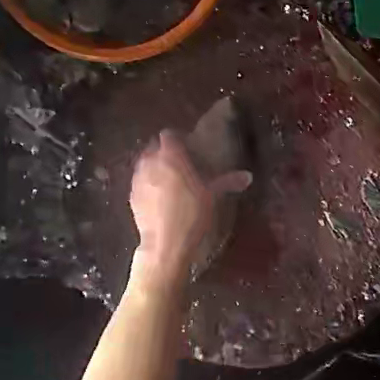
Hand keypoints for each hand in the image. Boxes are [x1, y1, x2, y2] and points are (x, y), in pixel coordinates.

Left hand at [130, 131, 251, 280]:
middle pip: (155, 147)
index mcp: (171, 157)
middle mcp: (150, 162)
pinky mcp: (131, 196)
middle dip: (165, 152)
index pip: (170, 135)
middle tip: (181, 164)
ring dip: (155, 167)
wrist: (164, 244)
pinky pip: (140, 181)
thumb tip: (248, 176)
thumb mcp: (213, 196)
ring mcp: (138, 179)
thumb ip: (229, 181)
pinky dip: (148, 183)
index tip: (189, 148)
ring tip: (170, 180)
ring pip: (145, 164)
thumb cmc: (192, 215)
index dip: (179, 139)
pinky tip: (159, 198)